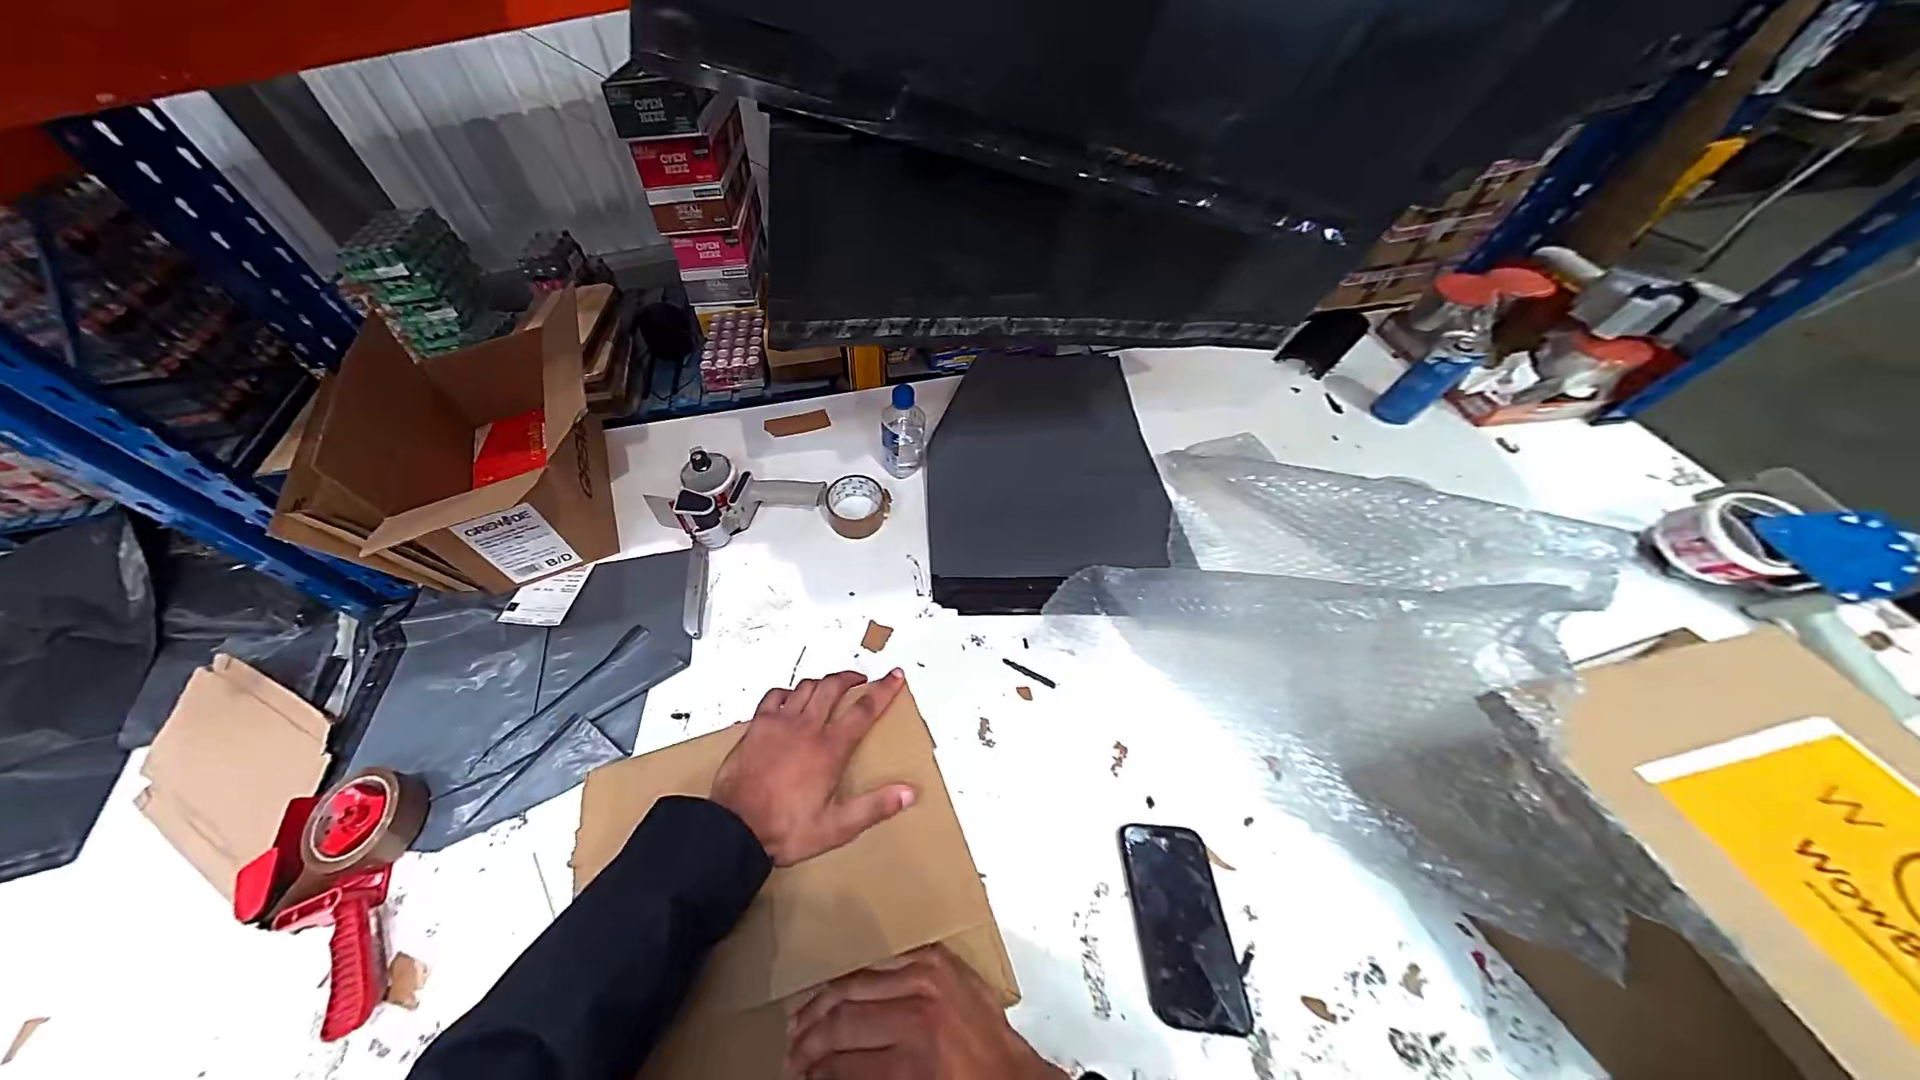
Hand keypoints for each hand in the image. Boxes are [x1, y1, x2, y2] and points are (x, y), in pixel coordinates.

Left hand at [710, 669, 916, 866]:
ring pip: (806, 688)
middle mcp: (806, 728)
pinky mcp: (756, 728)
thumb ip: (874, 807)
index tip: (894, 676)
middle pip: (833, 688)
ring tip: (831, 686)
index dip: (883, 690)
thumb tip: (907, 793)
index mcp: (829, 748)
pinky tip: (790, 697)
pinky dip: (787, 692)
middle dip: (851, 678)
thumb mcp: (837, 826)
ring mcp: (779, 724)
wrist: (734, 829)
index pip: (864, 710)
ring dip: (823, 682)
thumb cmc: (784, 829)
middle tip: (861, 679)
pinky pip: (773, 697)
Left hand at [784, 945, 1065, 1079]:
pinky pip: (854, 1074)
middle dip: (810, 1025)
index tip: (808, 1009)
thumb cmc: (988, 1039)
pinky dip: (828, 1078)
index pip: (859, 974)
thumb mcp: (960, 986)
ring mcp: (914, 1029)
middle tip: (794, 1041)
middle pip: (844, 1001)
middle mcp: (920, 988)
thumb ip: (921, 972)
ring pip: (842, 1037)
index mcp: (929, 964)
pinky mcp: (909, 1070)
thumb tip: (869, 976)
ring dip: (812, 1055)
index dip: (825, 995)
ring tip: (798, 1065)